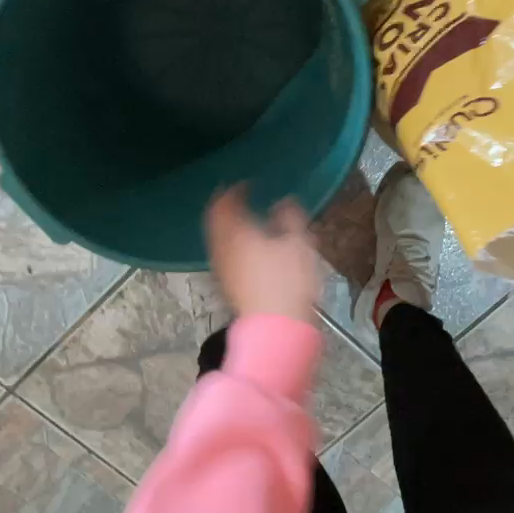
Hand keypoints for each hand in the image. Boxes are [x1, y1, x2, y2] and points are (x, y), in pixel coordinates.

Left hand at [205, 186, 319, 322]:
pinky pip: (222, 253)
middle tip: (235, 198)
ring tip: (240, 220)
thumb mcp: (299, 244)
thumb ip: (290, 217)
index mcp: (237, 231)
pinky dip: (228, 243)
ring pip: (216, 237)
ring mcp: (221, 267)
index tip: (245, 184)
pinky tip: (242, 247)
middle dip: (224, 206)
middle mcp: (222, 246)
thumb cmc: (288, 282)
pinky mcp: (226, 284)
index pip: (226, 202)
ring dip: (225, 225)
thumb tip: (284, 201)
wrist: (276, 328)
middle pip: (214, 219)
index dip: (234, 190)